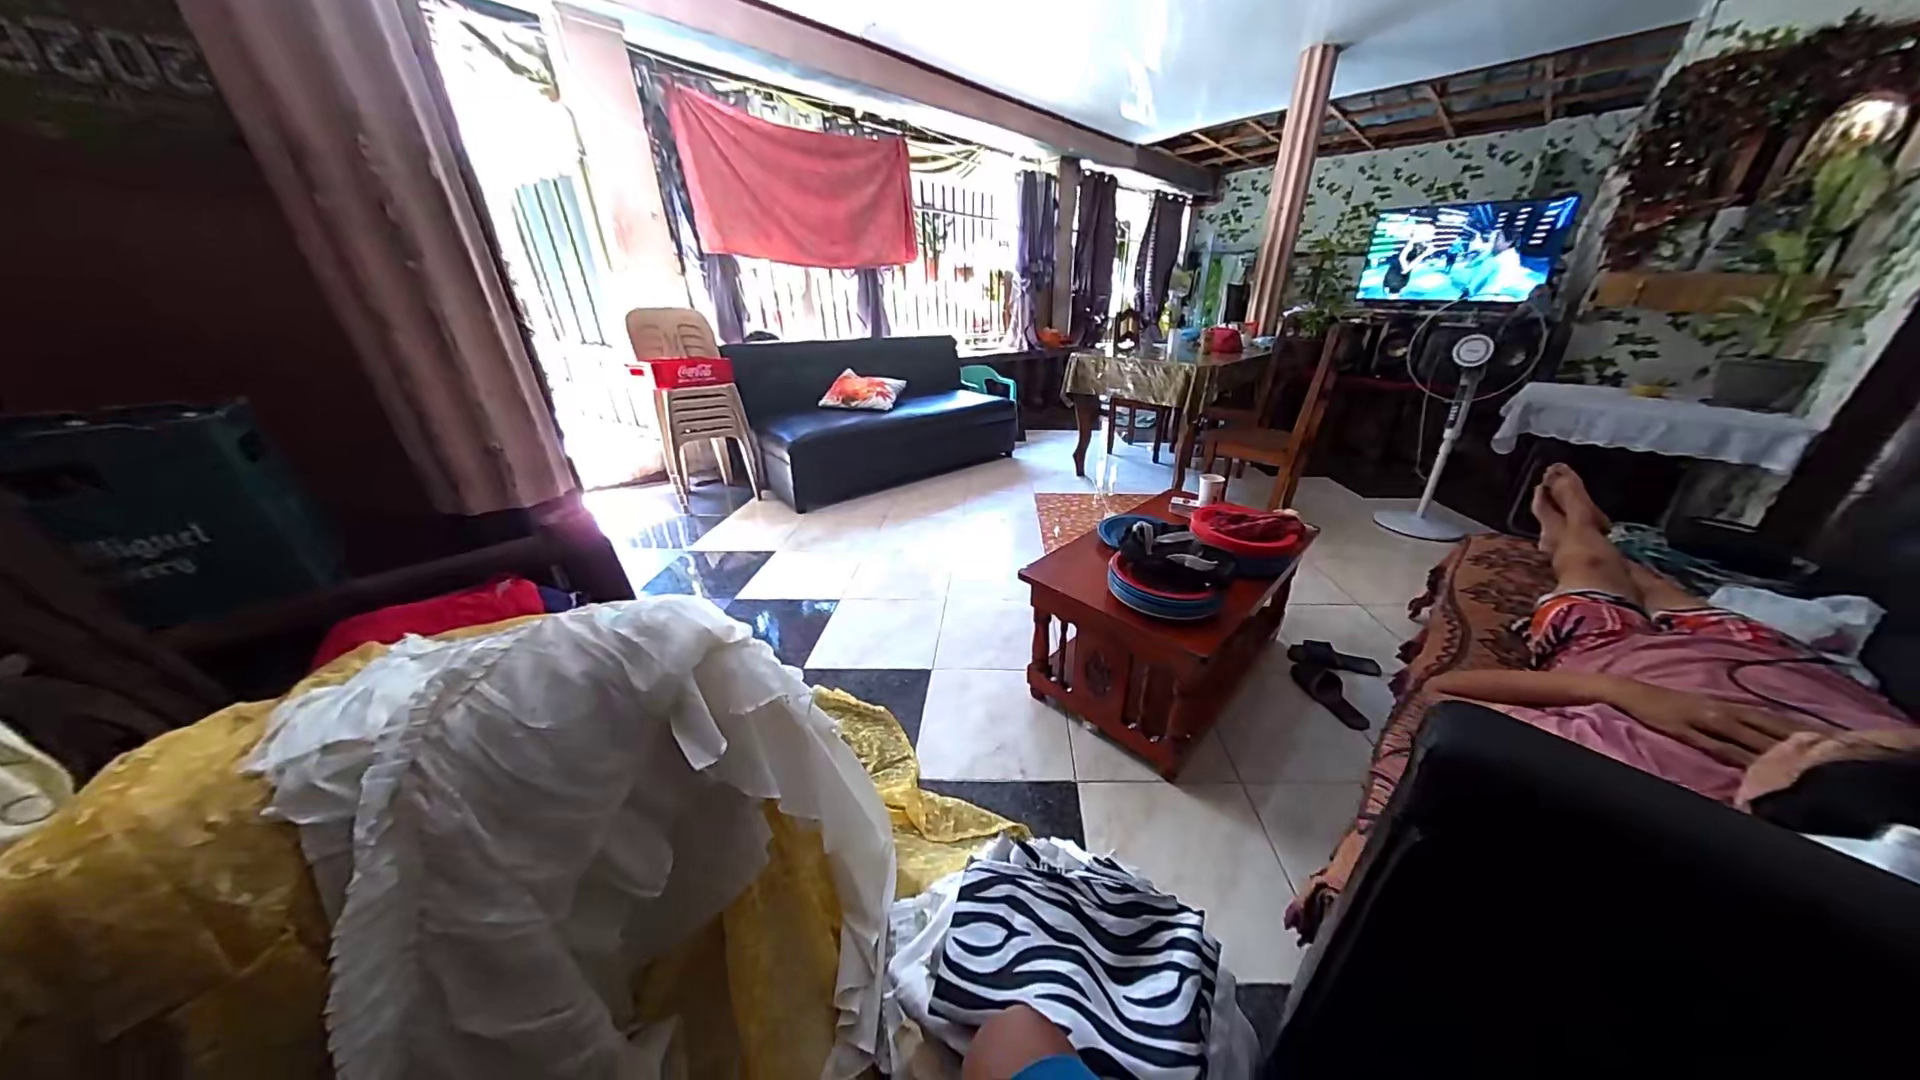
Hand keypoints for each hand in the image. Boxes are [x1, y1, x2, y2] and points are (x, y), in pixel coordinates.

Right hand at [1603, 680, 1815, 767]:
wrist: (1621, 690)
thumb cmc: (1657, 699)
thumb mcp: (1697, 705)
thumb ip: (1726, 718)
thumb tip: (1758, 737)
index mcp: (1728, 705)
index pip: (1776, 720)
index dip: (1806, 731)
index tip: (1837, 744)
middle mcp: (1723, 711)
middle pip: (1772, 728)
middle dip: (1803, 742)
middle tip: (1835, 756)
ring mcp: (1704, 721)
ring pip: (1750, 737)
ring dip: (1778, 750)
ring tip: (1806, 766)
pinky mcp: (1685, 730)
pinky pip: (1718, 747)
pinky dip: (1741, 757)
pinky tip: (1757, 769)